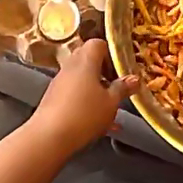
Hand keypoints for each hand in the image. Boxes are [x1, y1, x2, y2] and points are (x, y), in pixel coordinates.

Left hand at [23, 39, 138, 156]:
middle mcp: (70, 67)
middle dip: (105, 72)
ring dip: (96, 89)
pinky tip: (99, 123)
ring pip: (82, 79)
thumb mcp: (111, 102)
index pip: (98, 44)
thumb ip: (123, 88)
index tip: (122, 68)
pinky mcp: (53, 99)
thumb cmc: (84, 115)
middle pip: (89, 61)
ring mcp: (59, 83)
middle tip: (118, 87)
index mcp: (85, 61)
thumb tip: (134, 79)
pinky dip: (86, 103)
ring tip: (110, 107)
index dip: (112, 53)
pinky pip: (74, 95)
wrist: (48, 138)